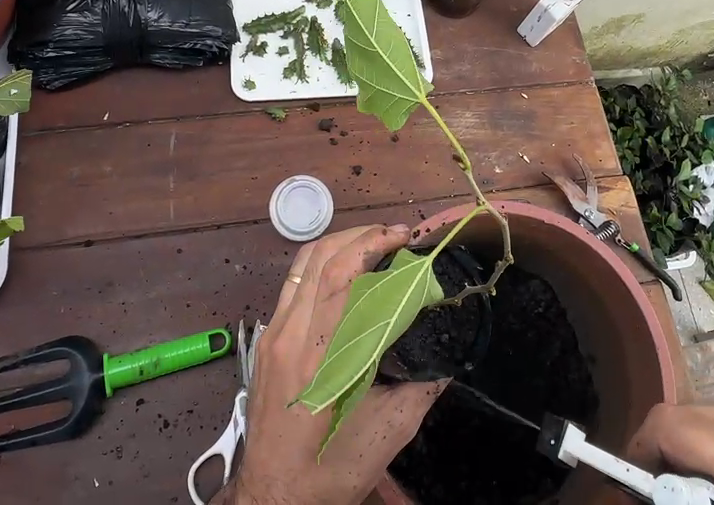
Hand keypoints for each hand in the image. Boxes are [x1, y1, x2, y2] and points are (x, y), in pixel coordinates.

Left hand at [219, 224, 446, 504]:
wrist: (268, 499)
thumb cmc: (323, 473)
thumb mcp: (382, 437)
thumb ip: (417, 392)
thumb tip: (446, 362)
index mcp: (311, 354)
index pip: (335, 274)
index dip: (370, 243)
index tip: (404, 238)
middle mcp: (285, 334)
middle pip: (316, 257)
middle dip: (359, 234)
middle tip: (396, 236)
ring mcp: (270, 335)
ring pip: (301, 266)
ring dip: (339, 245)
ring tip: (375, 245)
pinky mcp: (266, 342)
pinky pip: (294, 285)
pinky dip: (323, 266)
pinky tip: (349, 277)